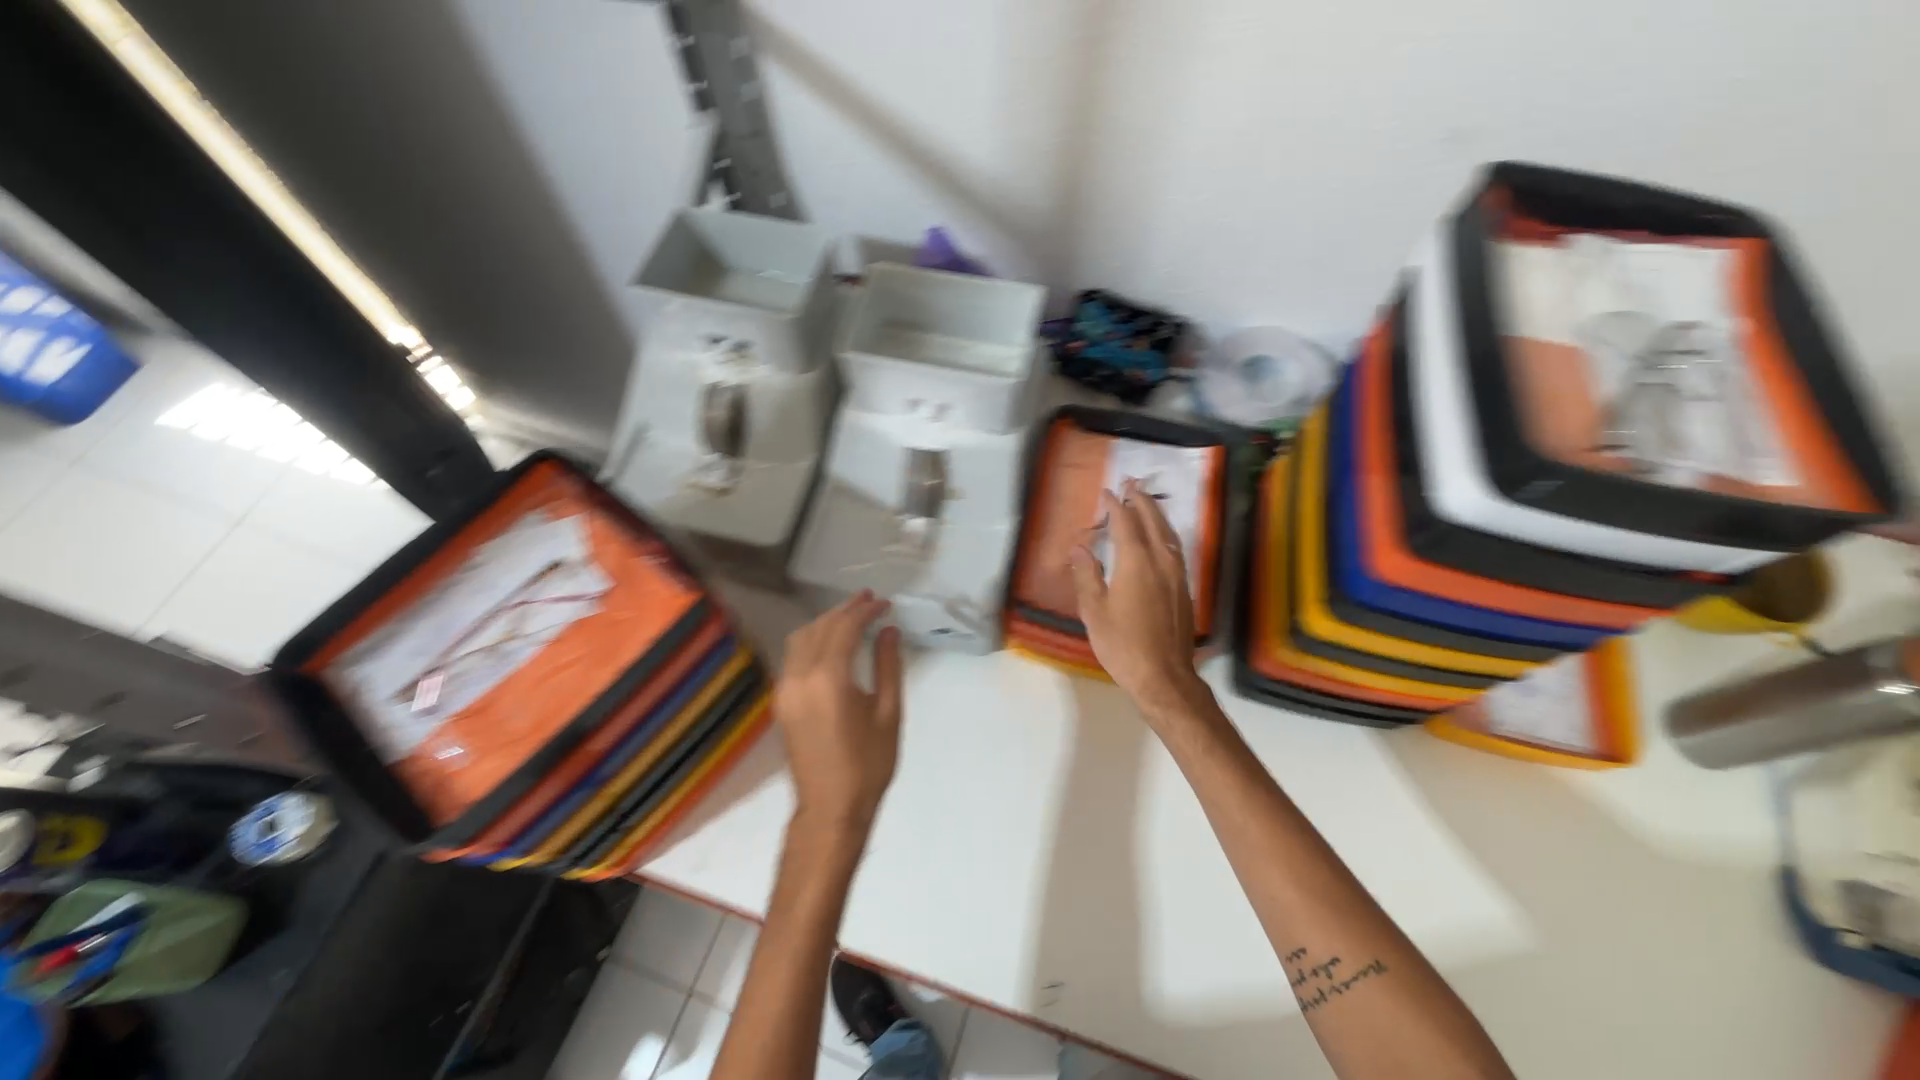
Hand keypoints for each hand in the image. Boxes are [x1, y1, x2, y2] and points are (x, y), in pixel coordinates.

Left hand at [774, 590, 902, 839]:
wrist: (831, 808)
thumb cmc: (868, 764)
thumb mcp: (889, 713)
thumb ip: (888, 666)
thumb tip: (889, 631)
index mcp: (829, 679)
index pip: (844, 629)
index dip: (864, 611)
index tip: (884, 603)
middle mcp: (799, 677)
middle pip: (819, 629)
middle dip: (844, 611)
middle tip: (869, 600)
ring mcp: (785, 690)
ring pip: (800, 639)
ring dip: (825, 623)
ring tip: (851, 617)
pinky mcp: (781, 702)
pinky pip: (793, 658)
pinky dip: (812, 641)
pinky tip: (830, 644)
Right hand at [1070, 479, 1205, 715]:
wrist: (1164, 676)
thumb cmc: (1122, 645)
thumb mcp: (1094, 611)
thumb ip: (1086, 575)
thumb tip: (1079, 548)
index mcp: (1136, 562)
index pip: (1125, 523)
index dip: (1115, 505)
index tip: (1106, 492)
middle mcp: (1161, 561)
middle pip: (1153, 521)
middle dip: (1141, 500)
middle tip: (1131, 484)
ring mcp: (1178, 574)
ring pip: (1169, 534)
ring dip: (1157, 514)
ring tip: (1146, 503)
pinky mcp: (1185, 589)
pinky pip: (1175, 549)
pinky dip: (1165, 534)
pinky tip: (1161, 538)